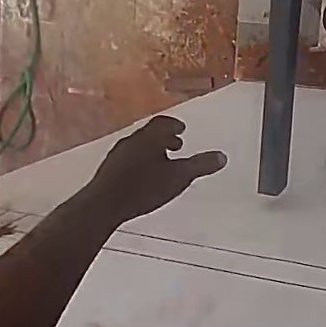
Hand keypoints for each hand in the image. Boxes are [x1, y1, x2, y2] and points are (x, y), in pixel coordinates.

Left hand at [82, 116, 226, 222]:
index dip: (174, 125)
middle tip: (176, 144)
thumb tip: (221, 157)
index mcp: (150, 137)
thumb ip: (201, 165)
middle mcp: (132, 141)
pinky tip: (144, 177)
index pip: (163, 123)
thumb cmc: (143, 187)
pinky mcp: (109, 170)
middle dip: (164, 138)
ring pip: (139, 147)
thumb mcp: (180, 177)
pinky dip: (140, 161)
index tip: (181, 129)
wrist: (104, 204)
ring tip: (163, 162)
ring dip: (152, 150)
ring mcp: (118, 156)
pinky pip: (128, 159)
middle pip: (150, 134)